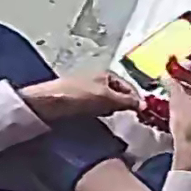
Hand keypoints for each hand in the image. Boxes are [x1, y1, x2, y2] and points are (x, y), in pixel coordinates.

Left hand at [20, 72, 141, 121]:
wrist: (45, 104)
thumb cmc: (80, 97)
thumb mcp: (110, 99)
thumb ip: (130, 102)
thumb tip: (145, 106)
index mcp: (108, 74)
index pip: (131, 88)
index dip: (137, 100)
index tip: (141, 114)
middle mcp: (99, 78)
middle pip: (120, 95)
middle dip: (123, 105)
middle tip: (123, 115)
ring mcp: (87, 88)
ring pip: (109, 101)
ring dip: (111, 109)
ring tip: (108, 116)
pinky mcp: (77, 99)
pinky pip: (96, 106)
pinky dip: (99, 112)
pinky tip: (96, 116)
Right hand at [166, 62, 190, 168]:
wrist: (190, 147)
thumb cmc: (188, 125)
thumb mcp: (178, 100)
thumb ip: (173, 84)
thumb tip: (166, 74)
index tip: (178, 62)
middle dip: (188, 75)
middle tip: (173, 69)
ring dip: (187, 84)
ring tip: (171, 78)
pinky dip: (189, 93)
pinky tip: (176, 90)